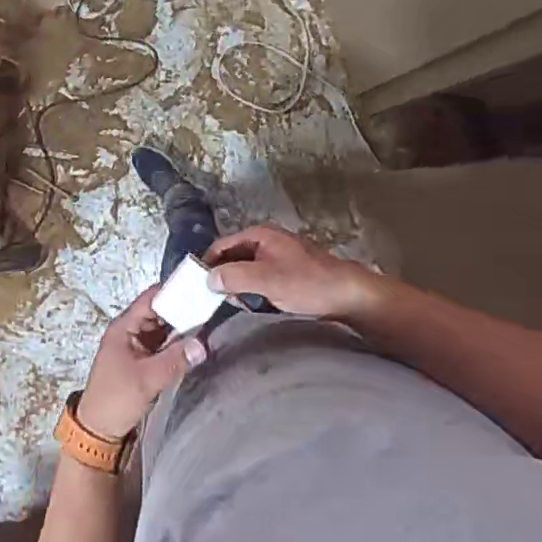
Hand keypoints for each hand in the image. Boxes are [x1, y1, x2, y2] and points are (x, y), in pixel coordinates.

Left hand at [75, 285, 206, 439]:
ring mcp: (138, 344)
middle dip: (184, 307)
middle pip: (161, 310)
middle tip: (211, 303)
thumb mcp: (147, 379)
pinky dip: (180, 341)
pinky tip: (198, 339)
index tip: (200, 287)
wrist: (97, 433)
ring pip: (165, 326)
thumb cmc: (115, 400)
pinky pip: (166, 342)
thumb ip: (176, 359)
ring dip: (184, 325)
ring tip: (210, 318)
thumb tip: (204, 344)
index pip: (152, 297)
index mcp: (124, 327)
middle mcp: (131, 330)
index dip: (175, 290)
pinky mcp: (145, 359)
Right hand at [204, 226, 386, 319]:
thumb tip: (208, 278)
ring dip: (236, 286)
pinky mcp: (287, 273)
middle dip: (220, 276)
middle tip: (206, 301)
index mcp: (261, 235)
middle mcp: (268, 241)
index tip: (192, 286)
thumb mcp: (267, 280)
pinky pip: (259, 280)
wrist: (348, 295)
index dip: (206, 264)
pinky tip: (248, 306)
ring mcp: (278, 257)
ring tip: (224, 306)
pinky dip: (251, 291)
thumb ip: (235, 277)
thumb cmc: (308, 283)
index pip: (221, 245)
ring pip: (246, 270)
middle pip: (232, 257)